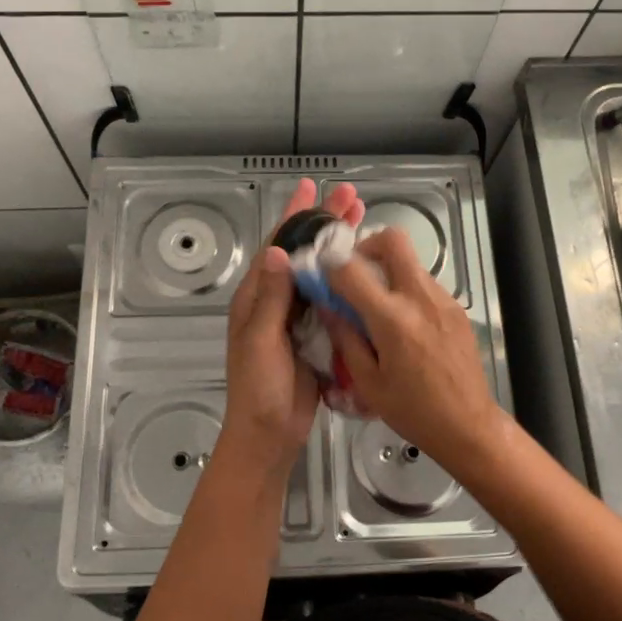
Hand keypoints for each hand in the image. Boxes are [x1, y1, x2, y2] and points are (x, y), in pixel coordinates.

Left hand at [220, 179, 363, 460]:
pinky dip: (345, 279)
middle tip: (351, 196)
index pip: (277, 246)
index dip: (295, 215)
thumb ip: (271, 298)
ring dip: (337, 247)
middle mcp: (275, 301)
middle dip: (324, 223)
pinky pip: (330, 299)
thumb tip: (278, 249)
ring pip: (318, 273)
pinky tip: (364, 268)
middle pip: (301, 253)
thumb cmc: (258, 388)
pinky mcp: (315, 335)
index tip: (311, 186)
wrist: (269, 434)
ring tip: (362, 220)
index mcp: (257, 297)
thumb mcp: (260, 340)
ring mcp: (296, 318)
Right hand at [323, 228, 508, 473]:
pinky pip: (426, 284)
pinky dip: (408, 290)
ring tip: (378, 305)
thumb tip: (328, 306)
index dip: (329, 265)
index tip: (320, 271)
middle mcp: (420, 299)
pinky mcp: (457, 309)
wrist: (467, 425)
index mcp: (392, 320)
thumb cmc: (412, 411)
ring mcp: (444, 300)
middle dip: (368, 246)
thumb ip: (345, 338)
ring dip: (389, 271)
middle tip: (356, 273)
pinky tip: (404, 324)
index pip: (351, 270)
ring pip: (411, 261)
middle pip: (393, 240)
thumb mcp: (367, 382)